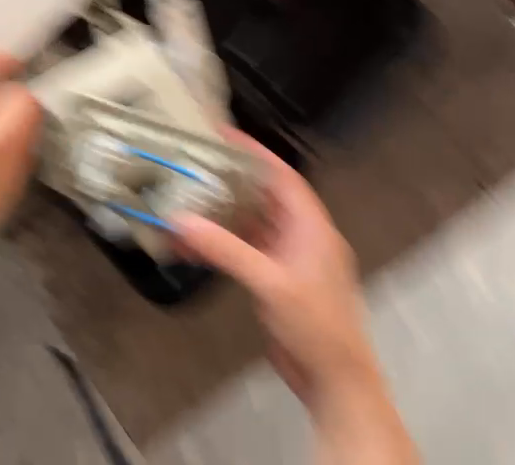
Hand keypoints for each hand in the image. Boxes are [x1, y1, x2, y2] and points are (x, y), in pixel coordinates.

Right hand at [170, 131, 380, 405]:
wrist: (334, 381)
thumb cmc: (316, 328)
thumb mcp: (269, 283)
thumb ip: (224, 249)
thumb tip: (180, 220)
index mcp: (312, 230)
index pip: (284, 178)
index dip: (255, 153)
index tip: (224, 133)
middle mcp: (302, 238)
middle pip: (263, 196)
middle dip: (229, 179)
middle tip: (193, 162)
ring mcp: (288, 259)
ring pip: (250, 222)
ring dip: (219, 213)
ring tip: (184, 200)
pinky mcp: (274, 278)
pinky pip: (242, 247)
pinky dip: (218, 242)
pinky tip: (190, 244)